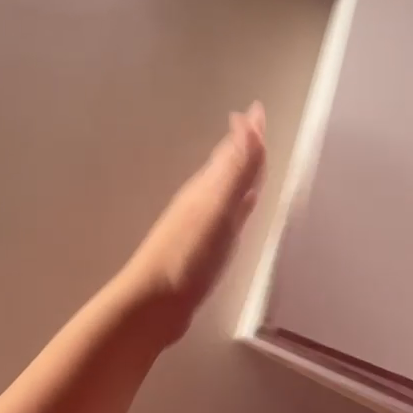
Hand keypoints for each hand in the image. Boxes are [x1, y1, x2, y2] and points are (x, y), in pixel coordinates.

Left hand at [117, 104, 266, 341]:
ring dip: (238, 173)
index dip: (248, 132)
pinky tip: (237, 213)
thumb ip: (237, 169)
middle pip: (226, 166)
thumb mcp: (218, 208)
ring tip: (250, 164)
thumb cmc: (189, 254)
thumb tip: (249, 120)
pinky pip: (226, 214)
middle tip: (255, 128)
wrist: (155, 303)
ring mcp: (199, 224)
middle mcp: (202, 199)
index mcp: (207, 186)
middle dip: (242, 147)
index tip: (257, 109)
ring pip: (224, 189)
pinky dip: (237, 204)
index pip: (232, 152)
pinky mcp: (201, 249)